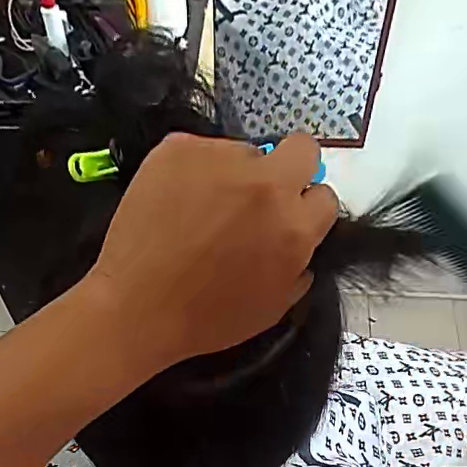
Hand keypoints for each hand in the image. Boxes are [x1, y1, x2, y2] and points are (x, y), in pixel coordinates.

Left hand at [80, 132, 338, 368]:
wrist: (140, 307)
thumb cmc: (209, 319)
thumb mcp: (273, 308)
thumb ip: (298, 270)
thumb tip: (301, 252)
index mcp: (294, 228)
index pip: (326, 196)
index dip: (309, 210)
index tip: (291, 221)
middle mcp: (266, 184)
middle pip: (303, 148)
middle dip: (293, 170)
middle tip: (264, 197)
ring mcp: (221, 158)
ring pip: (246, 151)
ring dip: (238, 174)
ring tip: (207, 210)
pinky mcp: (180, 147)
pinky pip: (203, 151)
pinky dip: (198, 172)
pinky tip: (180, 202)